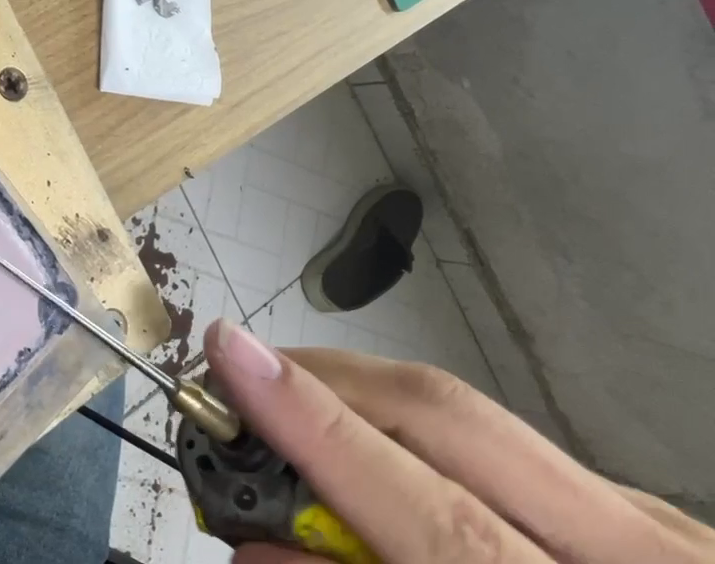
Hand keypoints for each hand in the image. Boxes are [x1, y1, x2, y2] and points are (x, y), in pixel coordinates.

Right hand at [204, 319, 714, 563]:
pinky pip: (498, 435)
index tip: (229, 349)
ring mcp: (664, 531)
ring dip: (354, 395)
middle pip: (450, 422)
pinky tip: (372, 445)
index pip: (438, 521)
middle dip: (319, 378)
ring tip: (284, 404)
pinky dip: (407, 425)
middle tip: (233, 369)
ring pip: (470, 413)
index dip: (318, 428)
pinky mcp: (650, 511)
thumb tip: (248, 544)